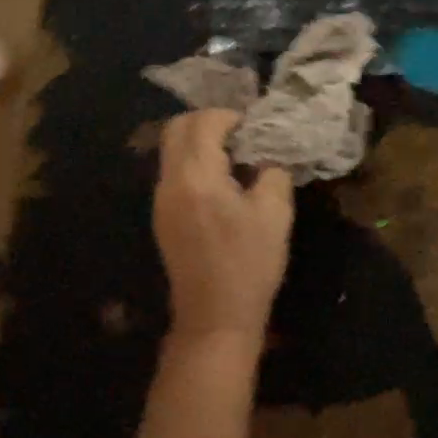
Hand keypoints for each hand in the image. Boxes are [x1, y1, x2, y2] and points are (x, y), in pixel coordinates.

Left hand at [154, 109, 294, 339]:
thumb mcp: (275, 211)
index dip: (232, 117)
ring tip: (237, 159)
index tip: (257, 130)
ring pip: (173, 150)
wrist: (215, 320)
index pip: (204, 122)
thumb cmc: (248, 263)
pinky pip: (175, 172)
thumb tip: (266, 158)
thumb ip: (272, 171)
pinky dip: (196, 163)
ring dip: (201, 143)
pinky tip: (224, 184)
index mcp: (196, 176)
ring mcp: (161, 202)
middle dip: (210, 122)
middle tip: (242, 135)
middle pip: (177, 129)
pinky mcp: (164, 218)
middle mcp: (170, 183)